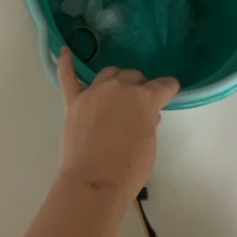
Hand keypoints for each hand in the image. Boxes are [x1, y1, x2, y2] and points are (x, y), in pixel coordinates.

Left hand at [54, 47, 178, 200]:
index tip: (171, 88)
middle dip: (139, 85)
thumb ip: (148, 124)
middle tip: (138, 100)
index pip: (162, 86)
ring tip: (116, 89)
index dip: (168, 87)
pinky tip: (65, 52)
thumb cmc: (129, 170)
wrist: (95, 183)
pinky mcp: (74, 101)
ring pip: (108, 74)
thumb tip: (146, 115)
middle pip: (133, 76)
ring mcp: (94, 92)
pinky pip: (67, 77)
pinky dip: (66, 64)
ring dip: (116, 79)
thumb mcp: (149, 147)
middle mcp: (120, 88)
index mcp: (144, 99)